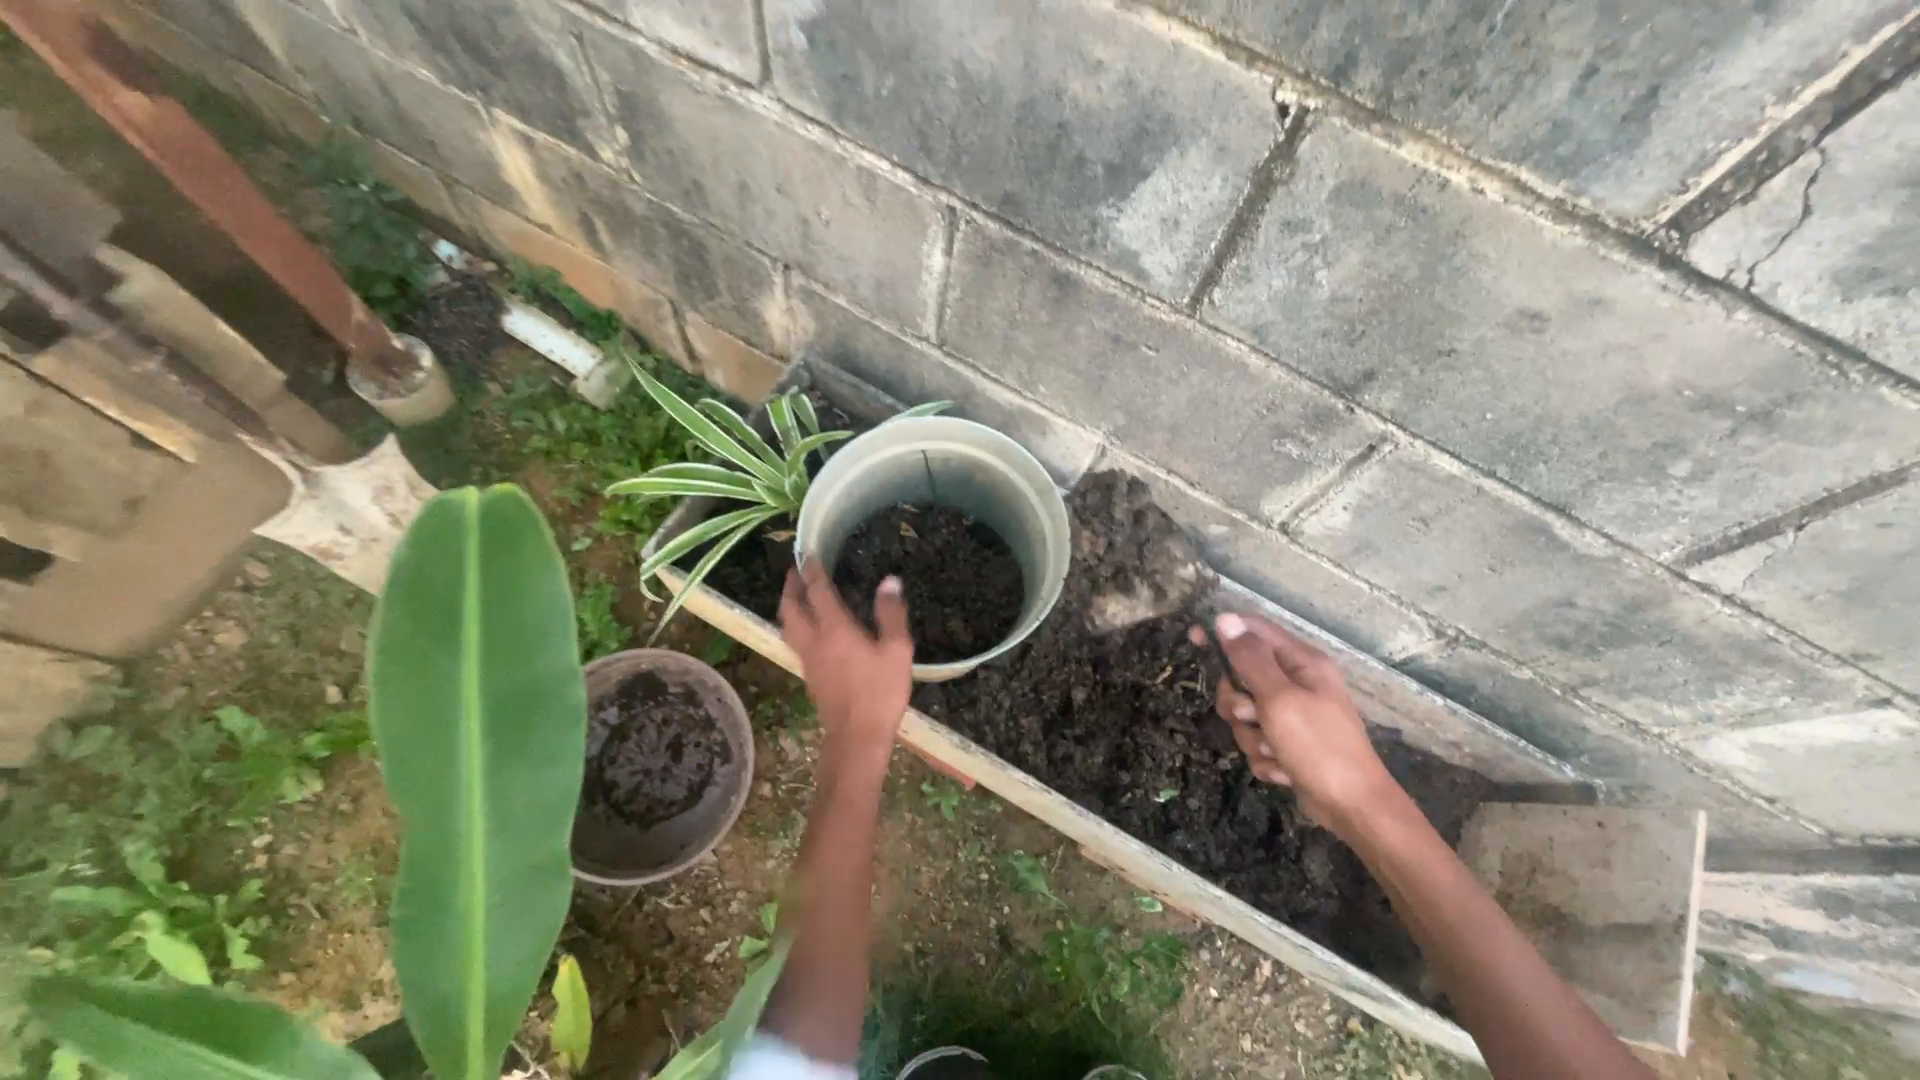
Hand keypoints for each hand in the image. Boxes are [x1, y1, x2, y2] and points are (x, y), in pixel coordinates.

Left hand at [781, 557, 913, 769]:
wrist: (857, 736)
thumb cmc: (880, 692)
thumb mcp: (897, 650)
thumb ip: (891, 614)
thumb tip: (890, 581)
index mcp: (835, 629)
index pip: (817, 592)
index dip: (812, 571)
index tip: (808, 554)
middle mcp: (814, 640)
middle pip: (791, 607)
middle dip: (791, 586)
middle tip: (796, 571)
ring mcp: (808, 659)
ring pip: (788, 625)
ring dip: (788, 606)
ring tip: (796, 595)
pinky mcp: (809, 675)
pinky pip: (794, 641)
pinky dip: (795, 625)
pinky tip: (808, 628)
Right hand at [1191, 613, 1399, 837]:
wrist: (1351, 807)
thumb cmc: (1319, 746)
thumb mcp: (1279, 699)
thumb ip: (1250, 659)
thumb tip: (1225, 619)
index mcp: (1302, 662)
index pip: (1254, 631)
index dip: (1224, 632)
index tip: (1194, 639)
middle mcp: (1297, 683)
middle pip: (1241, 676)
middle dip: (1238, 703)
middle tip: (1251, 717)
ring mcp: (1292, 714)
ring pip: (1244, 714)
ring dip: (1253, 737)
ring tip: (1277, 751)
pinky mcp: (1287, 743)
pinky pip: (1256, 740)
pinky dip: (1264, 757)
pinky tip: (1284, 769)